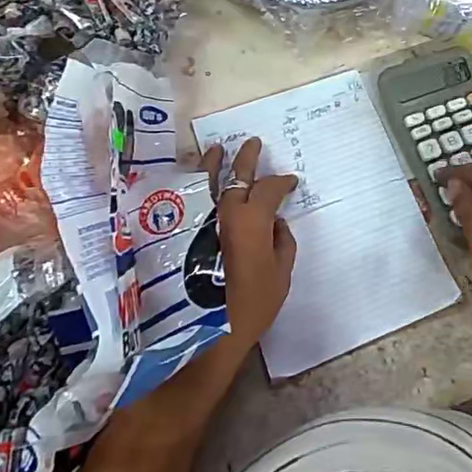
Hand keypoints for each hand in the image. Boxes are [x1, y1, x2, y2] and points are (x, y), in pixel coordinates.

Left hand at [199, 137, 297, 348]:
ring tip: (217, 150)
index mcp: (252, 218)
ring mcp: (198, 217)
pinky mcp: (181, 229)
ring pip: (204, 178)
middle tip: (254, 143)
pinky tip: (192, 179)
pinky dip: (191, 184)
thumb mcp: (280, 274)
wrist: (208, 329)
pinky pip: (185, 197)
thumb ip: (283, 242)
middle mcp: (223, 209)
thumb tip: (276, 222)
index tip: (290, 181)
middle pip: (236, 174)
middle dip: (247, 157)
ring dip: (213, 162)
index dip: (282, 182)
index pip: (269, 188)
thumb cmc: (251, 304)